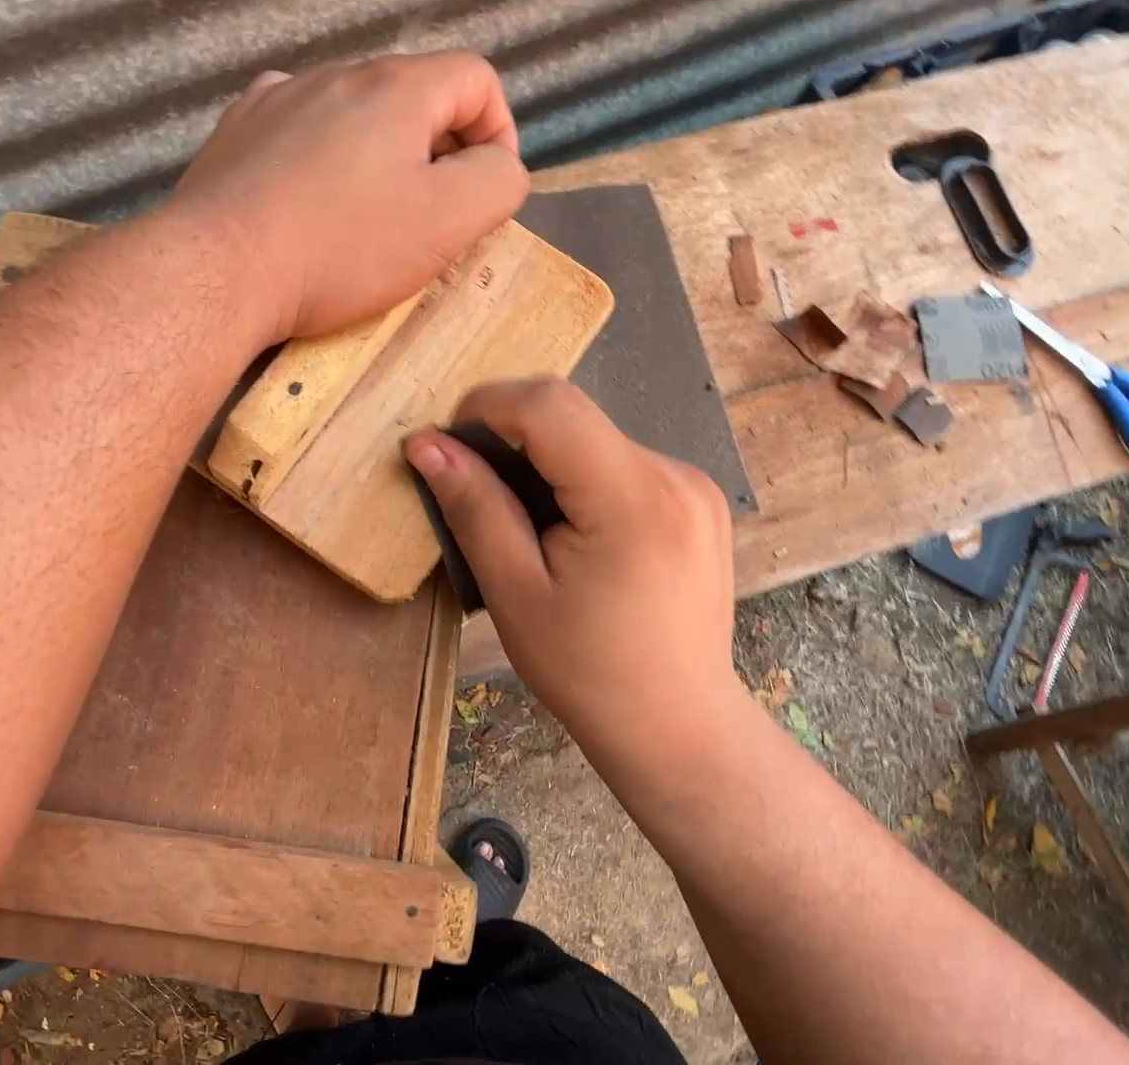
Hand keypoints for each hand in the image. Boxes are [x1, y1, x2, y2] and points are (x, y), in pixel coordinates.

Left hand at [172, 52, 529, 342]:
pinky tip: (309, 204)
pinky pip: (299, 134)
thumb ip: (496, 183)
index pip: (476, 81)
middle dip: (436, 155)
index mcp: (396, 88)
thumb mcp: (446, 222)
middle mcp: (336, 75)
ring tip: (364, 221)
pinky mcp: (238, 134)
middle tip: (429, 220)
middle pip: (413, 99)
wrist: (222, 270)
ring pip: (353, 117)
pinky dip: (320, 162)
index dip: (498, 134)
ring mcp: (278, 99)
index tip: (484, 193)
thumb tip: (498, 166)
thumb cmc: (341, 250)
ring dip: (377, 159)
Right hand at [404, 379, 742, 739]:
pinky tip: (575, 536)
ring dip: (548, 463)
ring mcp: (696, 486)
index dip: (487, 407)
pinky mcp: (700, 501)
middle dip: (513, 439)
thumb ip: (474, 508)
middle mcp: (676, 475)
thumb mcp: (514, 592)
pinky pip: (624, 464)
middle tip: (479, 495)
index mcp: (632, 498)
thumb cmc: (586, 671)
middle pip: (574, 418)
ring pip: (596, 439)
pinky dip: (583, 480)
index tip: (449, 447)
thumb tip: (427, 444)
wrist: (676, 724)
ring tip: (531, 529)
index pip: (550, 404)